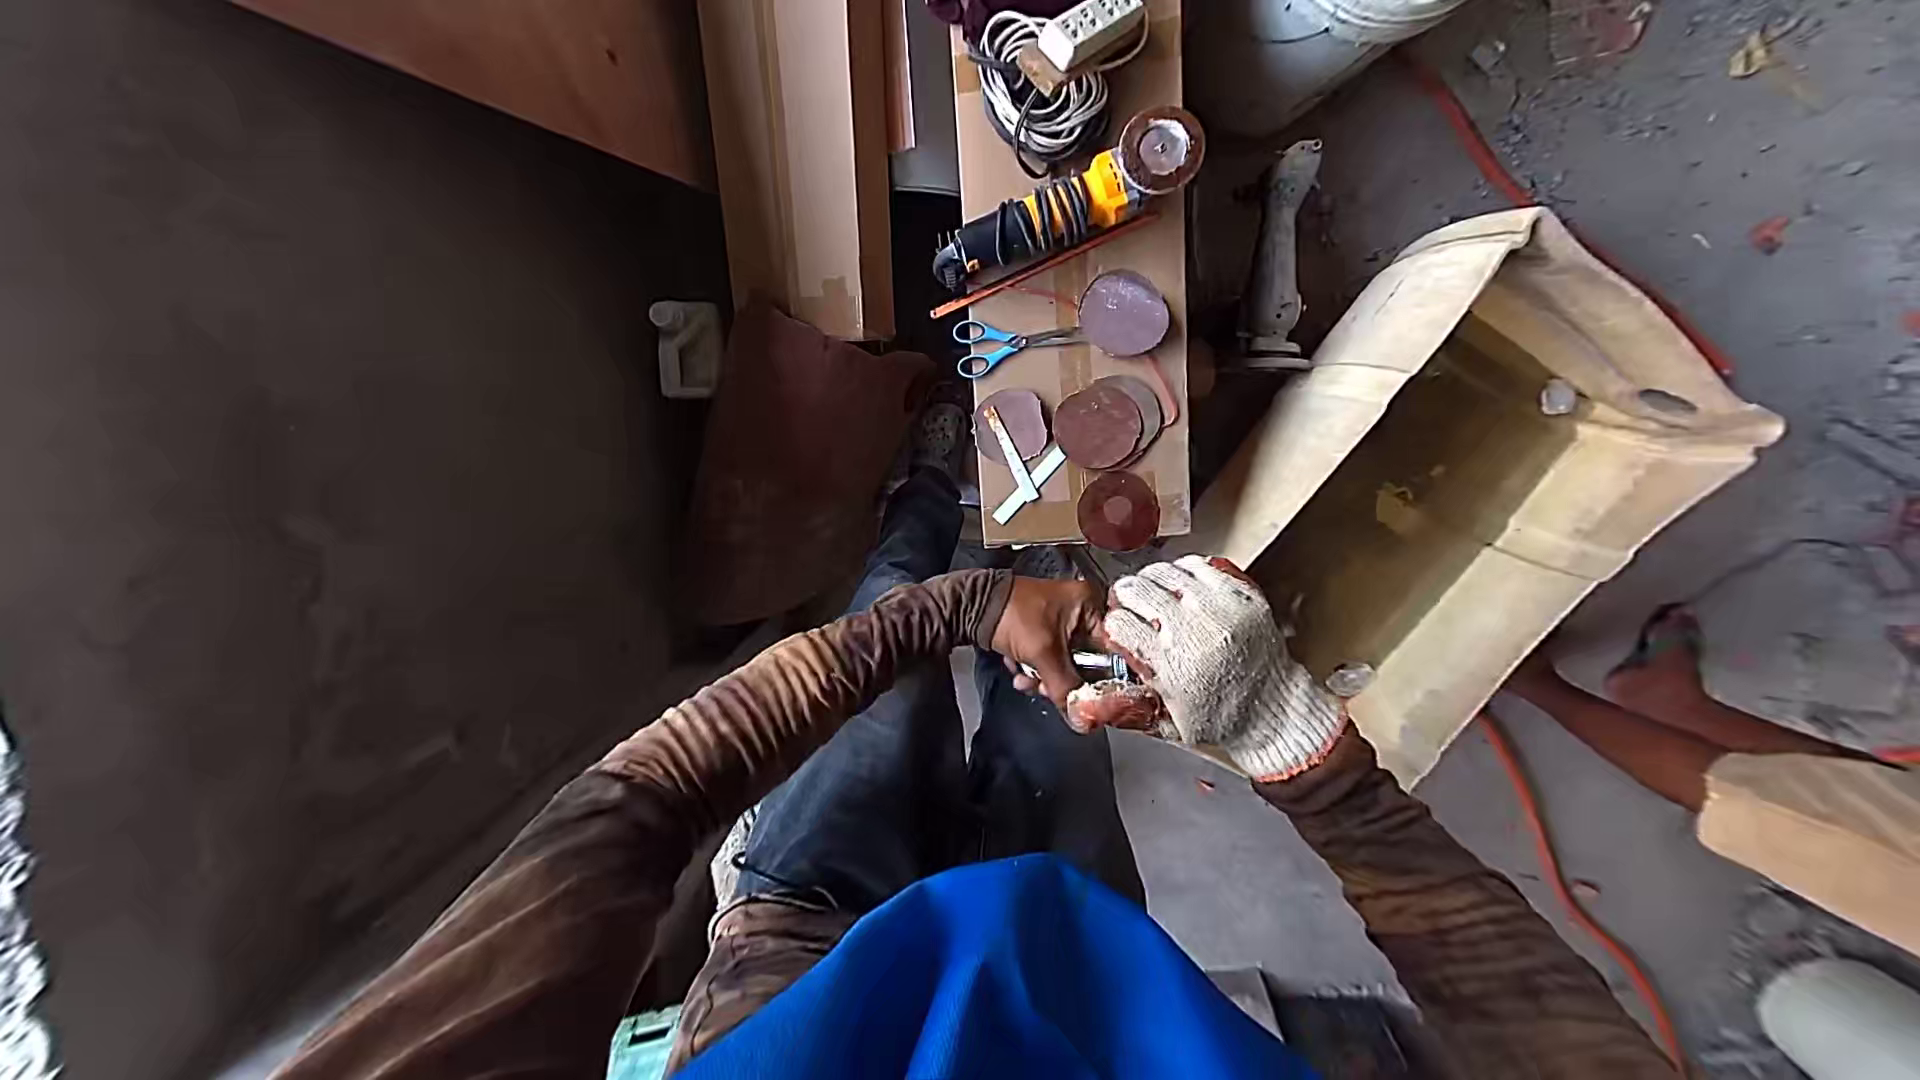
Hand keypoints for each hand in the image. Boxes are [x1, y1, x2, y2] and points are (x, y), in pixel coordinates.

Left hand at [989, 576, 1106, 709]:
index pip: (1110, 649)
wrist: (970, 605)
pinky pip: (1047, 658)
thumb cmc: (1011, 615)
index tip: (1091, 697)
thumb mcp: (1043, 653)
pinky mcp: (1042, 631)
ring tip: (1024, 677)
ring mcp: (1060, 621)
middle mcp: (1079, 610)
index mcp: (1089, 604)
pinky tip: (1016, 665)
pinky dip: (1032, 667)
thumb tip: (1082, 718)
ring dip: (1042, 676)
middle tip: (1044, 687)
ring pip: (1063, 663)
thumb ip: (1065, 688)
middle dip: (1060, 679)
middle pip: (1085, 661)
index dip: (1101, 677)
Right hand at [1102, 555, 1344, 781]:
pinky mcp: (1240, 596)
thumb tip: (1105, 673)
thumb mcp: (1167, 718)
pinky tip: (1182, 583)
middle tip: (1128, 601)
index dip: (1114, 623)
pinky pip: (1199, 565)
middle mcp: (1193, 631)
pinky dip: (1184, 570)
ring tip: (1153, 590)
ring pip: (1164, 572)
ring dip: (1152, 580)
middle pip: (1136, 589)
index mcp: (1171, 664)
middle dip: (1126, 595)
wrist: (1276, 712)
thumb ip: (1134, 693)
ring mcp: (1219, 609)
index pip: (1120, 624)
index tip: (1118, 625)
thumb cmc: (1225, 718)